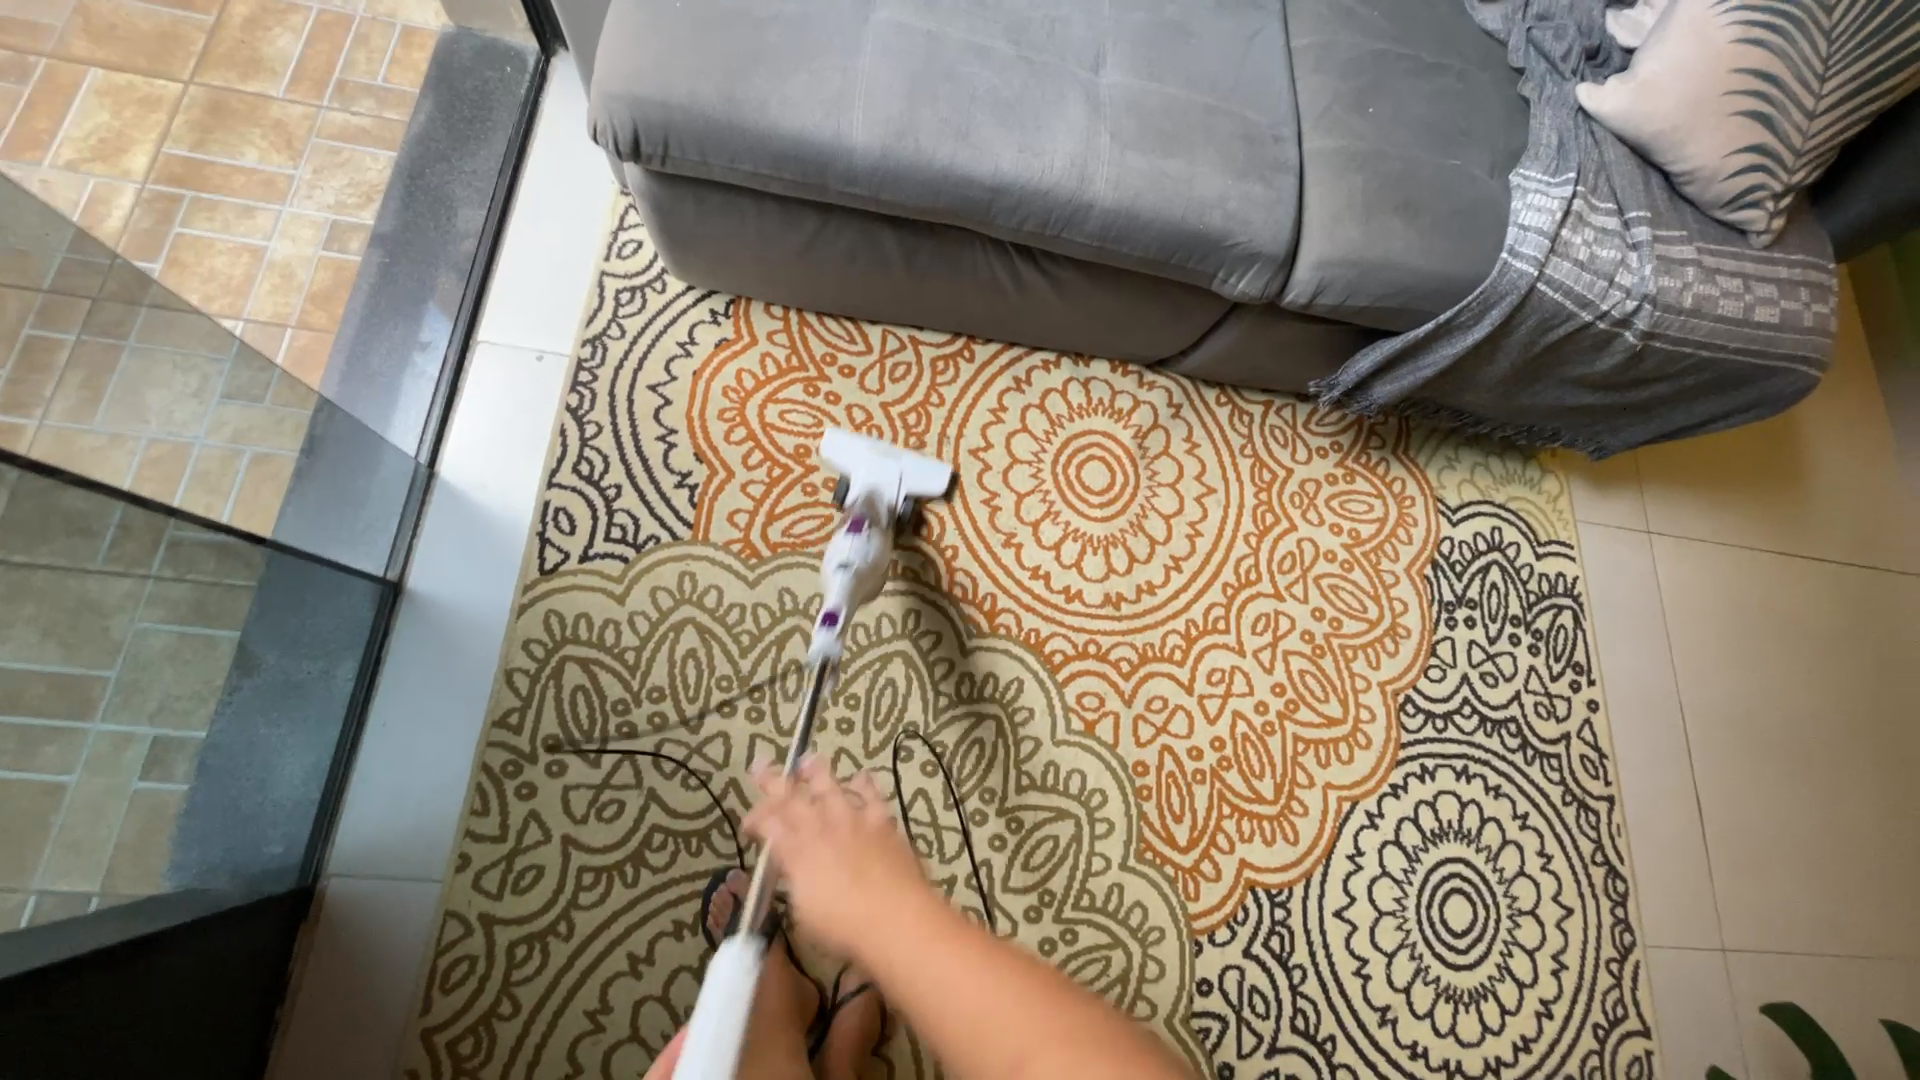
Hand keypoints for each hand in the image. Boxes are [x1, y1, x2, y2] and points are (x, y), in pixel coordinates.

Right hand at [742, 756, 932, 958]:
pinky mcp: (882, 822)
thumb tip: (795, 869)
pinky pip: (871, 795)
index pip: (769, 825)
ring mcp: (854, 820)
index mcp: (798, 851)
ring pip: (831, 786)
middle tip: (761, 763)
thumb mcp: (804, 910)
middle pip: (793, 797)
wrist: (896, 917)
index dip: (756, 819)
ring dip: (817, 771)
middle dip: (773, 781)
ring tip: (809, 758)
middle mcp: (822, 828)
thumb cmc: (844, 927)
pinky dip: (864, 784)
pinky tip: (861, 776)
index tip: (749, 824)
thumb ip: (797, 882)